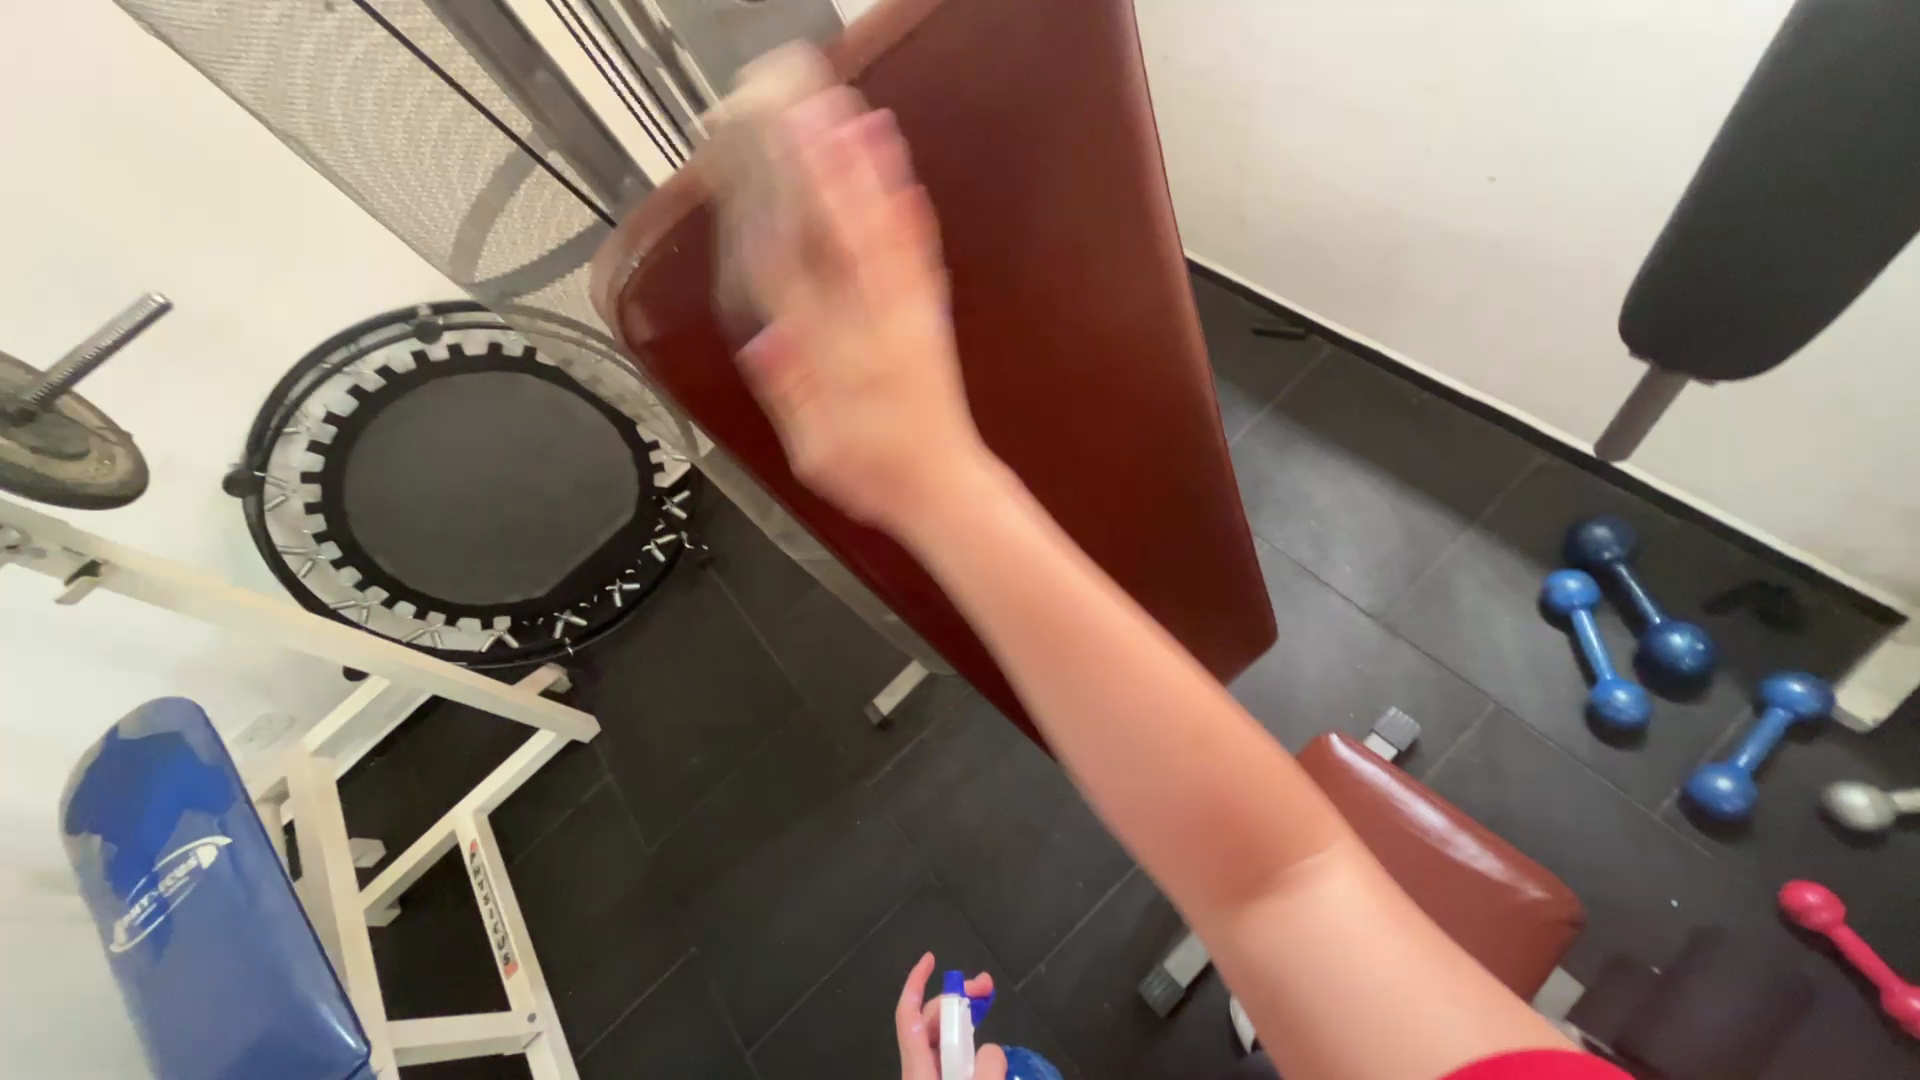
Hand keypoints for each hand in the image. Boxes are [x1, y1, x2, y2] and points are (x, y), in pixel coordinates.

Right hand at [725, 46, 992, 532]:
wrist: (942, 486)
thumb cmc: (879, 473)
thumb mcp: (816, 451)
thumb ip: (790, 393)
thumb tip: (764, 342)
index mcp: (840, 362)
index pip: (796, 280)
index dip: (776, 224)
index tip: (758, 176)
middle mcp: (877, 331)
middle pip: (845, 240)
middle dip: (825, 174)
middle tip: (810, 115)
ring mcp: (910, 322)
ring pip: (888, 241)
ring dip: (873, 182)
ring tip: (860, 124)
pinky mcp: (930, 323)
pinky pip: (923, 266)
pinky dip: (915, 223)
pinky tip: (908, 187)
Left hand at [895, 952, 1005, 1079]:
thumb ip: (988, 1064)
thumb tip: (992, 1049)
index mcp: (918, 1068)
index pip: (908, 1014)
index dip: (916, 982)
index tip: (930, 958)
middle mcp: (919, 1070)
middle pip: (930, 1020)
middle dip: (956, 997)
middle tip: (986, 988)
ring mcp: (929, 1078)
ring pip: (943, 1039)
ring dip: (964, 1020)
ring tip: (987, 1010)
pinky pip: (951, 1059)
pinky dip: (967, 1046)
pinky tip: (987, 1052)